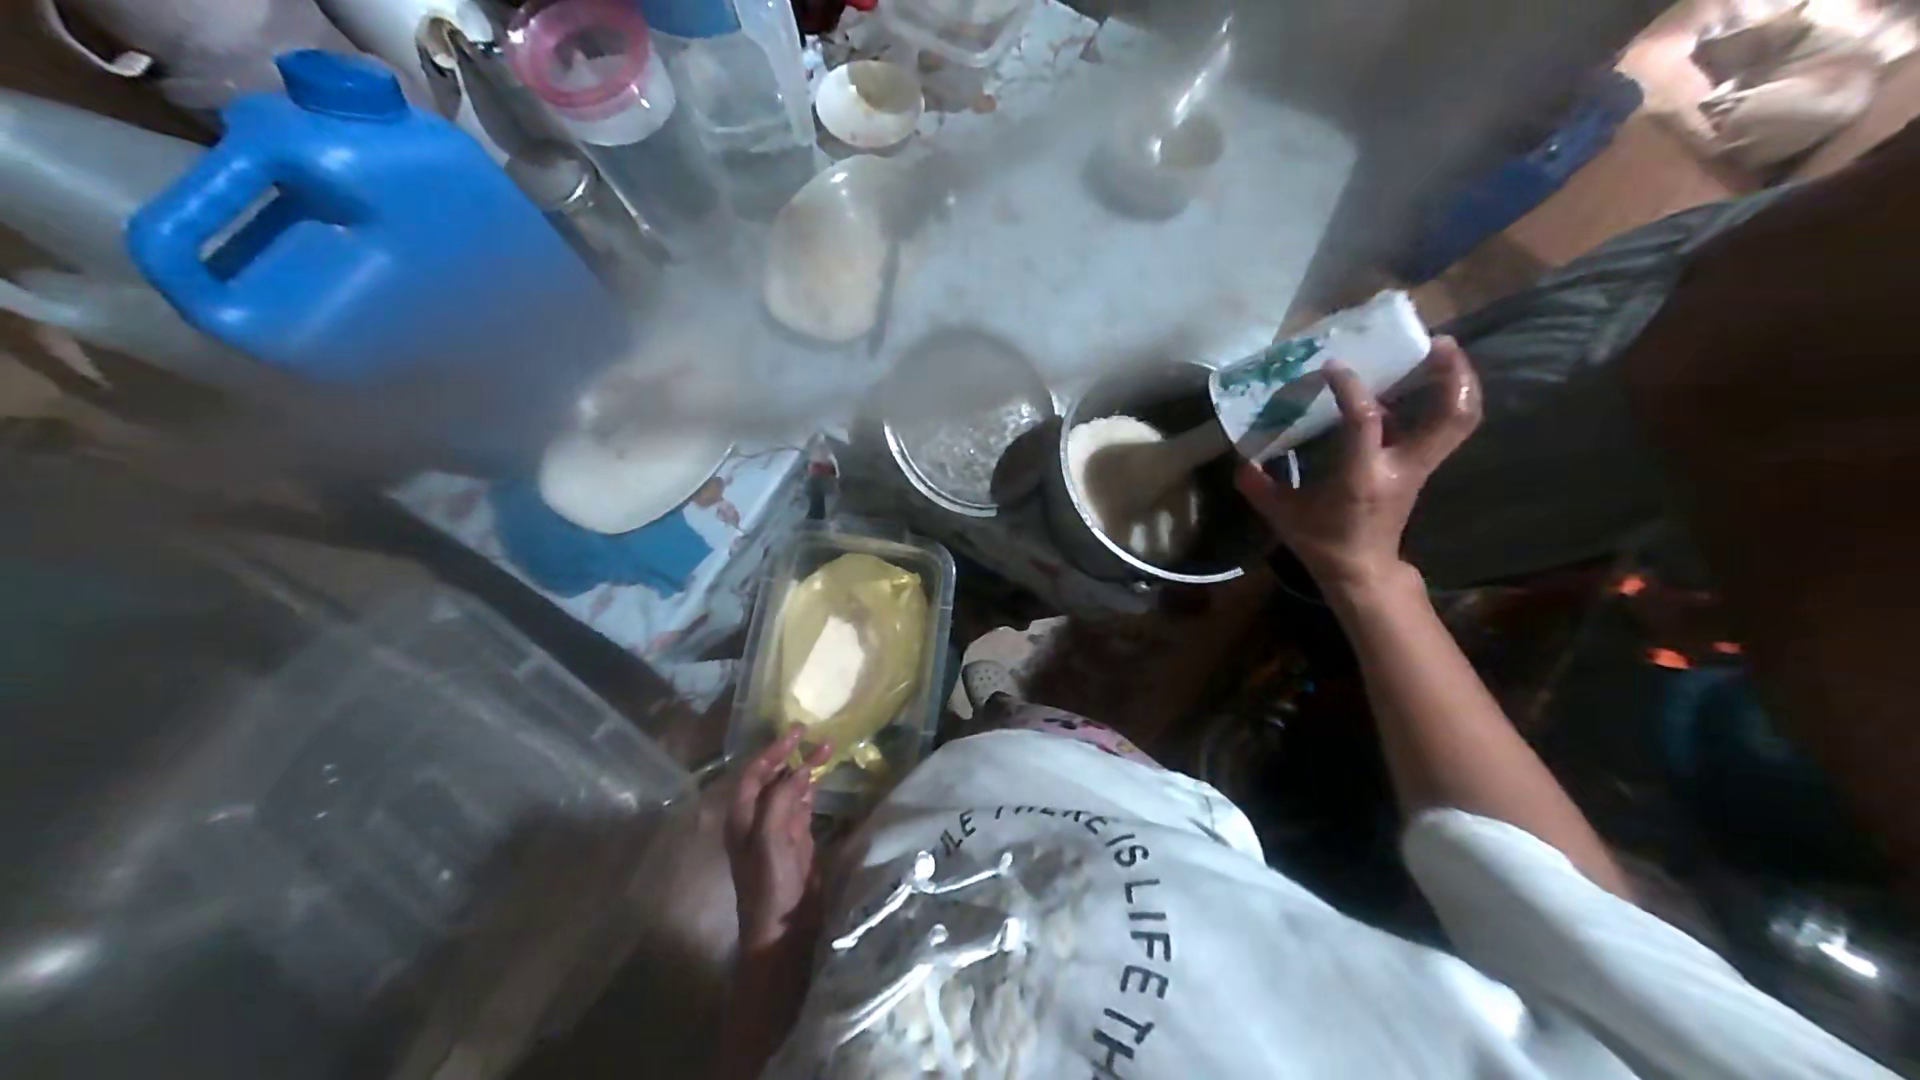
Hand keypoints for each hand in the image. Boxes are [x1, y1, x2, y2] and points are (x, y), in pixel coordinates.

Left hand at [726, 728, 831, 952]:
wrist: (783, 931)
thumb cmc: (768, 885)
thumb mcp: (769, 840)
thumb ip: (780, 801)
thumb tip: (800, 770)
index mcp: (742, 817)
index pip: (755, 773)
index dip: (773, 751)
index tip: (797, 733)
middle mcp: (757, 819)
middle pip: (772, 777)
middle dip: (791, 755)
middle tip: (813, 734)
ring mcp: (778, 829)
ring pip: (790, 789)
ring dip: (805, 768)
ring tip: (827, 749)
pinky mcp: (796, 840)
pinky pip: (802, 805)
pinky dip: (811, 788)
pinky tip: (821, 776)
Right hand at [1235, 337, 1481, 588]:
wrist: (1361, 569)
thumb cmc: (1322, 541)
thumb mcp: (1281, 514)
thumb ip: (1257, 485)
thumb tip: (1241, 458)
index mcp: (1362, 476)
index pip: (1366, 421)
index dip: (1351, 389)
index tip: (1333, 366)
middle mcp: (1401, 466)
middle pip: (1450, 415)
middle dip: (1453, 374)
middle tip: (1438, 341)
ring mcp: (1418, 467)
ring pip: (1459, 419)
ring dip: (1460, 382)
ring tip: (1443, 351)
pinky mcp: (1419, 467)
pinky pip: (1442, 428)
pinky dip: (1439, 401)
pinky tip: (1415, 385)